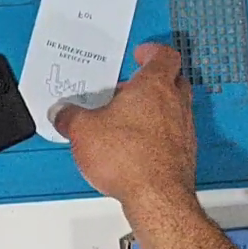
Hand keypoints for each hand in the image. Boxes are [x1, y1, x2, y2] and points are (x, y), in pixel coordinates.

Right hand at [52, 42, 195, 217]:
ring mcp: (184, 130)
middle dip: (155, 81)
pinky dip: (160, 135)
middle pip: (175, 80)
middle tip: (134, 87)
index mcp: (153, 86)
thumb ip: (71, 117)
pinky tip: (139, 147)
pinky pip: (175, 135)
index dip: (152, 52)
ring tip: (132, 120)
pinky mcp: (185, 155)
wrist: (156, 196)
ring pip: (177, 108)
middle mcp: (175, 104)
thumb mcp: (83, 132)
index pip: (164, 56)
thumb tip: (62, 113)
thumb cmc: (128, 158)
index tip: (142, 54)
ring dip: (158, 109)